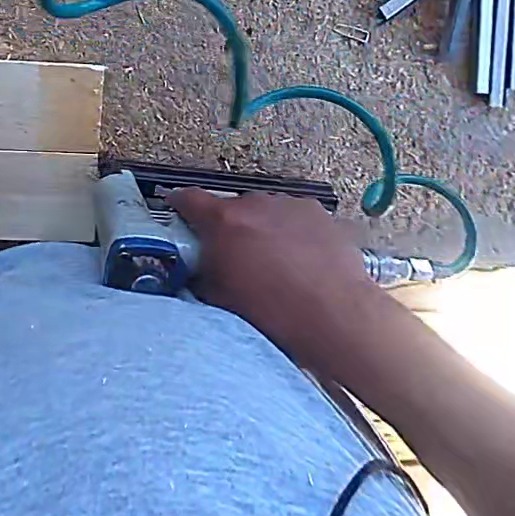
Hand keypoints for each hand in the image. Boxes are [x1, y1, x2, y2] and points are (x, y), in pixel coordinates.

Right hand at [169, 188, 405, 374]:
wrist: (339, 317)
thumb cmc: (275, 312)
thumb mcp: (222, 299)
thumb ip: (203, 276)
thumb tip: (196, 270)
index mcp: (224, 221)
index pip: (189, 198)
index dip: (178, 203)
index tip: (175, 208)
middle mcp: (255, 203)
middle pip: (230, 207)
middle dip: (228, 227)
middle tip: (234, 255)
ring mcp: (289, 204)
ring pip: (264, 211)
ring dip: (261, 228)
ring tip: (274, 261)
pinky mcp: (318, 213)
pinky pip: (294, 217)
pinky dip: (291, 231)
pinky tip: (302, 258)